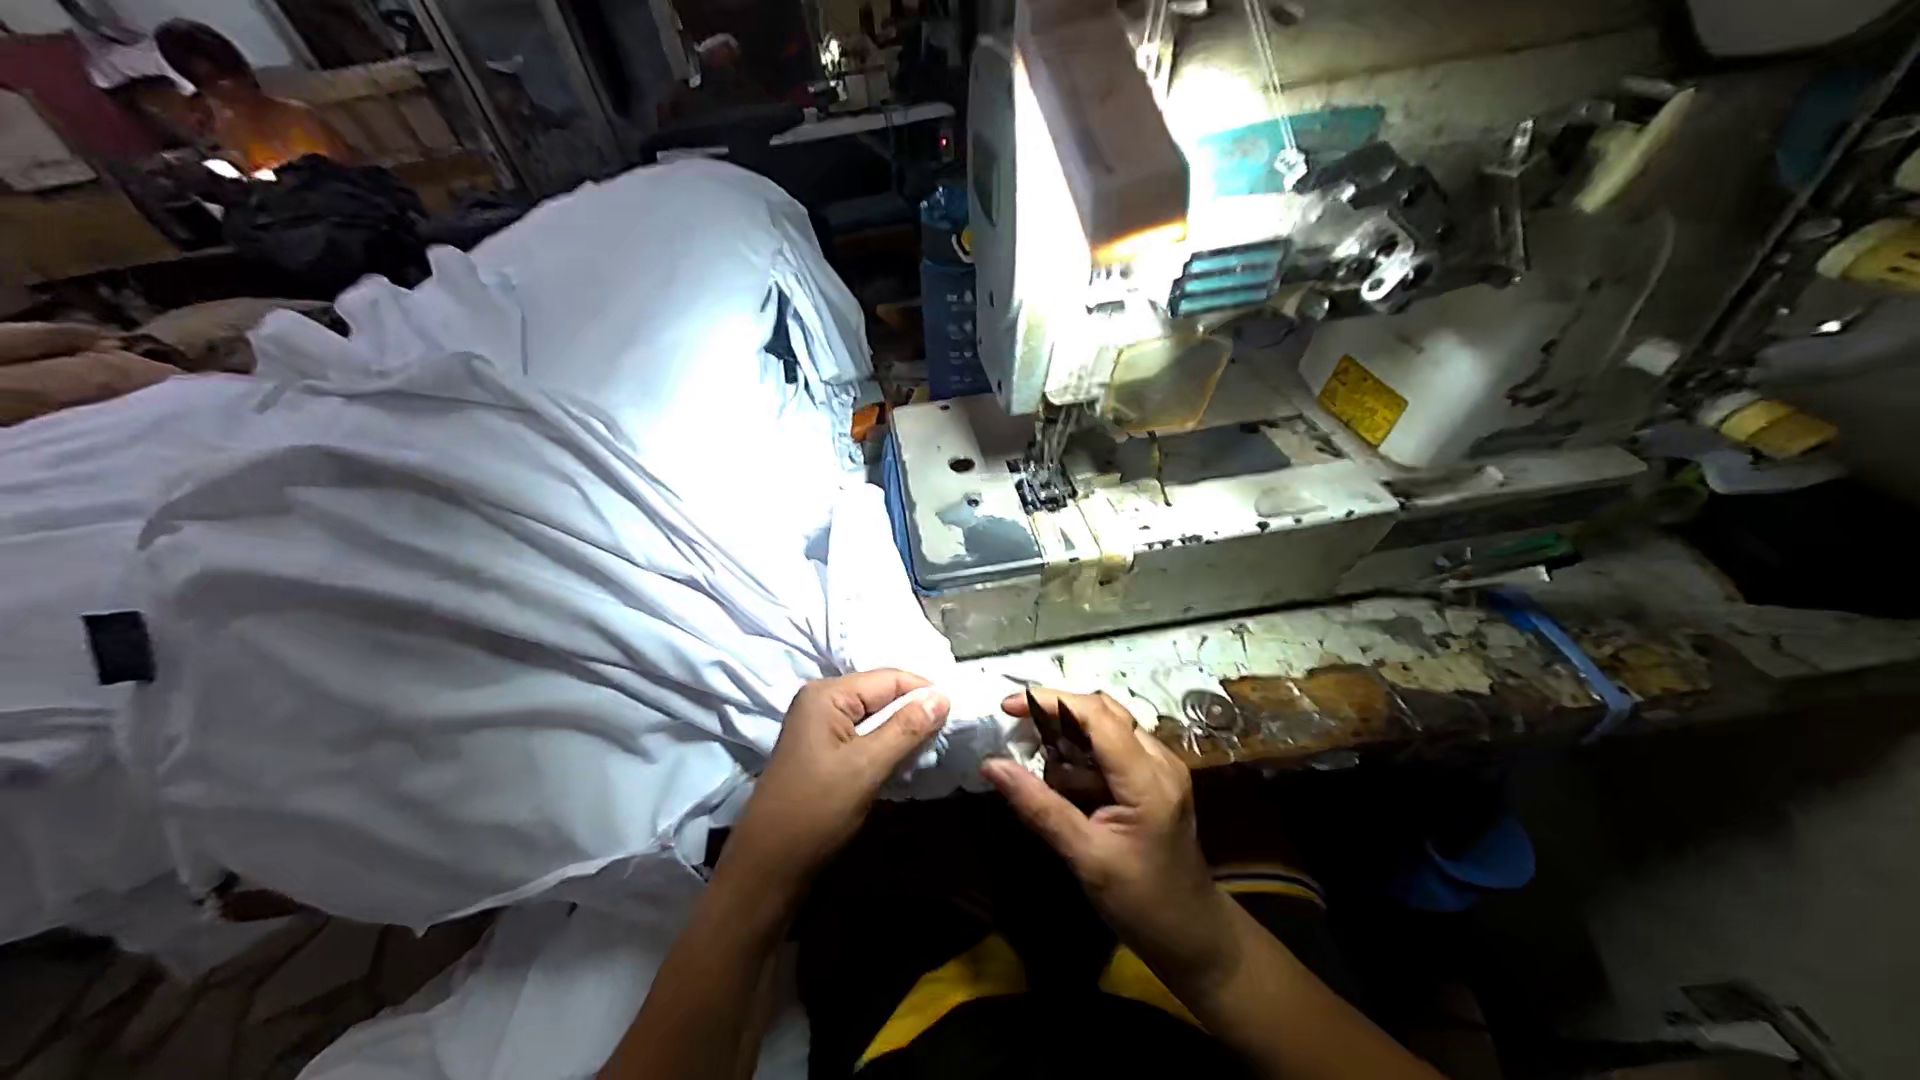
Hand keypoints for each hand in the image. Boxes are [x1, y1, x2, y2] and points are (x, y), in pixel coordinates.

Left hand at [721, 670, 949, 893]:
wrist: (769, 865)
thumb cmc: (816, 810)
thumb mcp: (867, 766)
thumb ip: (906, 728)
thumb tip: (942, 696)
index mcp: (827, 694)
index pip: (889, 679)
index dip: (924, 692)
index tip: (957, 714)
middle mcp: (821, 700)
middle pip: (882, 693)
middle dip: (914, 711)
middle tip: (947, 734)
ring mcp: (820, 725)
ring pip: (875, 715)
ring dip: (902, 730)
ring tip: (930, 747)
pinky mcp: (823, 748)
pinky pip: (864, 733)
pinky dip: (885, 744)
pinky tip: (903, 759)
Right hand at [981, 689, 1235, 985]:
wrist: (1190, 934)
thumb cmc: (1140, 901)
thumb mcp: (1084, 856)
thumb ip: (1039, 807)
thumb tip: (991, 766)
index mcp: (1149, 779)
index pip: (1099, 716)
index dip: (1052, 702)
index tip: (1008, 706)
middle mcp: (1160, 761)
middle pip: (1104, 712)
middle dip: (1057, 712)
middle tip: (1016, 728)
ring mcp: (1160, 768)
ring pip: (1107, 727)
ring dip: (1068, 734)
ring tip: (1036, 757)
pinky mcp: (1154, 779)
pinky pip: (1113, 748)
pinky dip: (1082, 754)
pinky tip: (1061, 778)